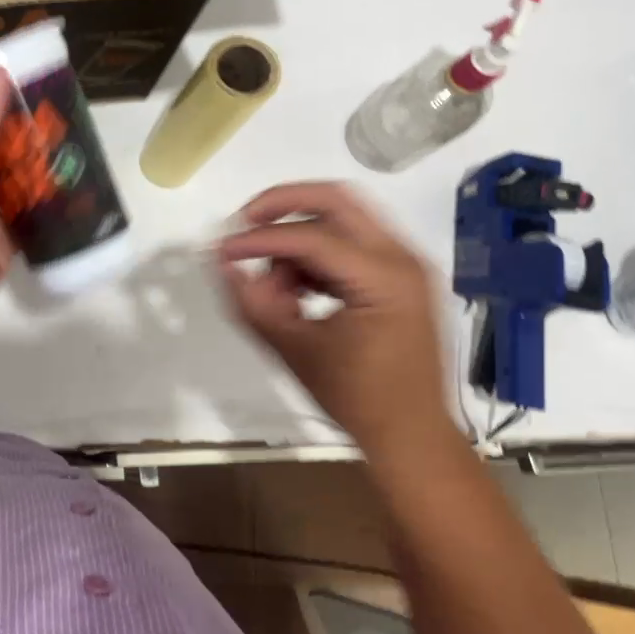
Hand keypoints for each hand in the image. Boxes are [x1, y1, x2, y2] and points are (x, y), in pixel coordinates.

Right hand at [214, 182, 452, 454]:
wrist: (413, 435)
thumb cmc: (356, 399)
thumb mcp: (292, 349)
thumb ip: (251, 300)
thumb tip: (222, 261)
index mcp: (384, 278)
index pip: (310, 236)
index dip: (258, 239)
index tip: (221, 252)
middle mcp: (403, 258)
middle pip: (335, 198)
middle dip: (281, 204)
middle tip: (243, 224)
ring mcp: (407, 264)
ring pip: (343, 218)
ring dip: (299, 236)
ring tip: (274, 283)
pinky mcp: (402, 277)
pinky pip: (352, 244)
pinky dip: (318, 254)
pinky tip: (296, 290)